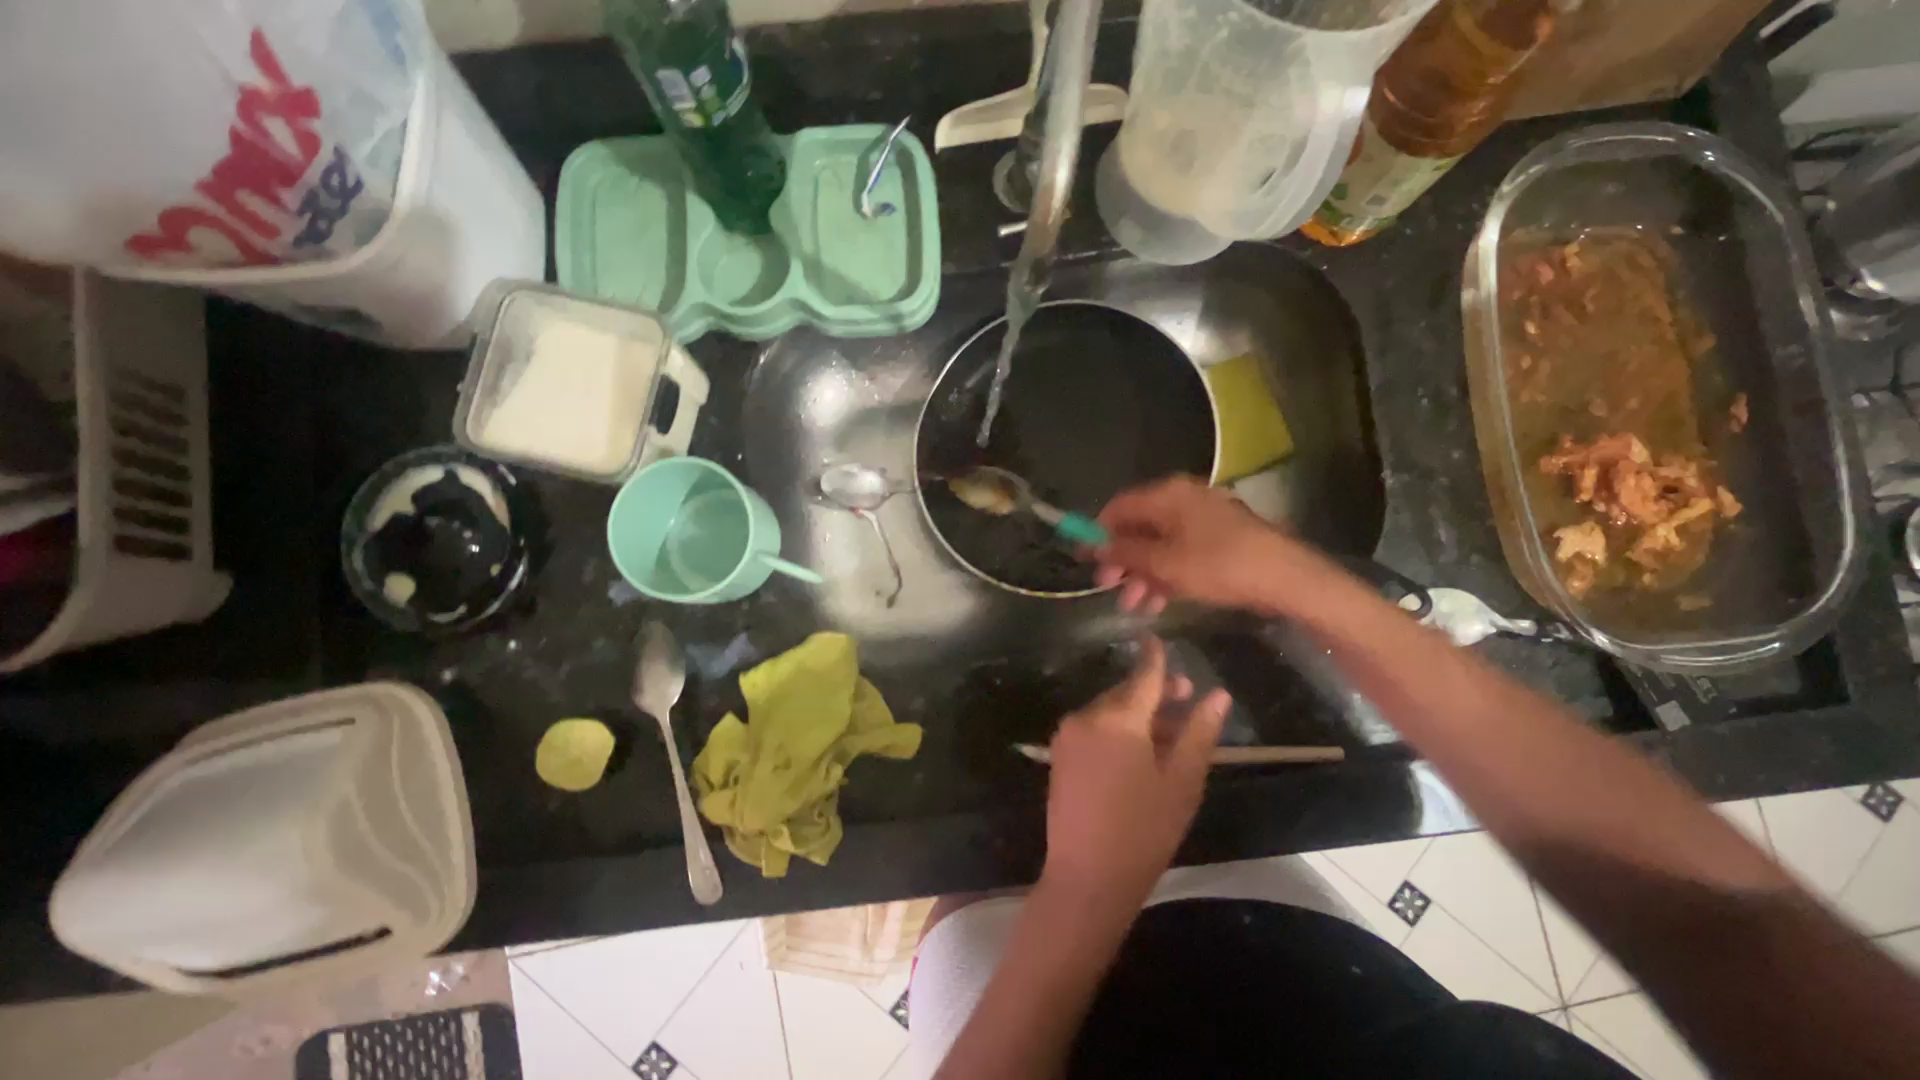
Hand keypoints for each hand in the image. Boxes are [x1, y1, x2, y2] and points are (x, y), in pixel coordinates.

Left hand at [1041, 636, 1230, 902]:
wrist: (1087, 877)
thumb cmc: (1144, 830)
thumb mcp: (1182, 782)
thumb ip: (1199, 733)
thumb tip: (1217, 695)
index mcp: (1118, 718)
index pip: (1144, 675)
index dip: (1157, 657)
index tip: (1159, 635)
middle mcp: (1086, 717)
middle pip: (1125, 693)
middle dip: (1155, 694)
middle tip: (1187, 700)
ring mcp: (1067, 737)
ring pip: (1109, 712)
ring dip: (1137, 715)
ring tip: (1168, 735)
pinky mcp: (1058, 757)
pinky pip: (1093, 730)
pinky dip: (1117, 732)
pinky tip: (1138, 753)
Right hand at [1093, 475, 1296, 612]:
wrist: (1285, 578)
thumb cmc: (1219, 565)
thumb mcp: (1165, 564)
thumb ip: (1125, 554)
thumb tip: (1095, 547)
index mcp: (1168, 495)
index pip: (1119, 507)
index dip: (1097, 533)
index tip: (1084, 561)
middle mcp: (1185, 498)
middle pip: (1140, 525)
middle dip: (1122, 560)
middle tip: (1110, 590)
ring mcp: (1206, 517)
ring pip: (1161, 543)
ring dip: (1143, 574)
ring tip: (1136, 607)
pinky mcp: (1222, 537)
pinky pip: (1182, 551)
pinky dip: (1168, 573)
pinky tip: (1161, 601)